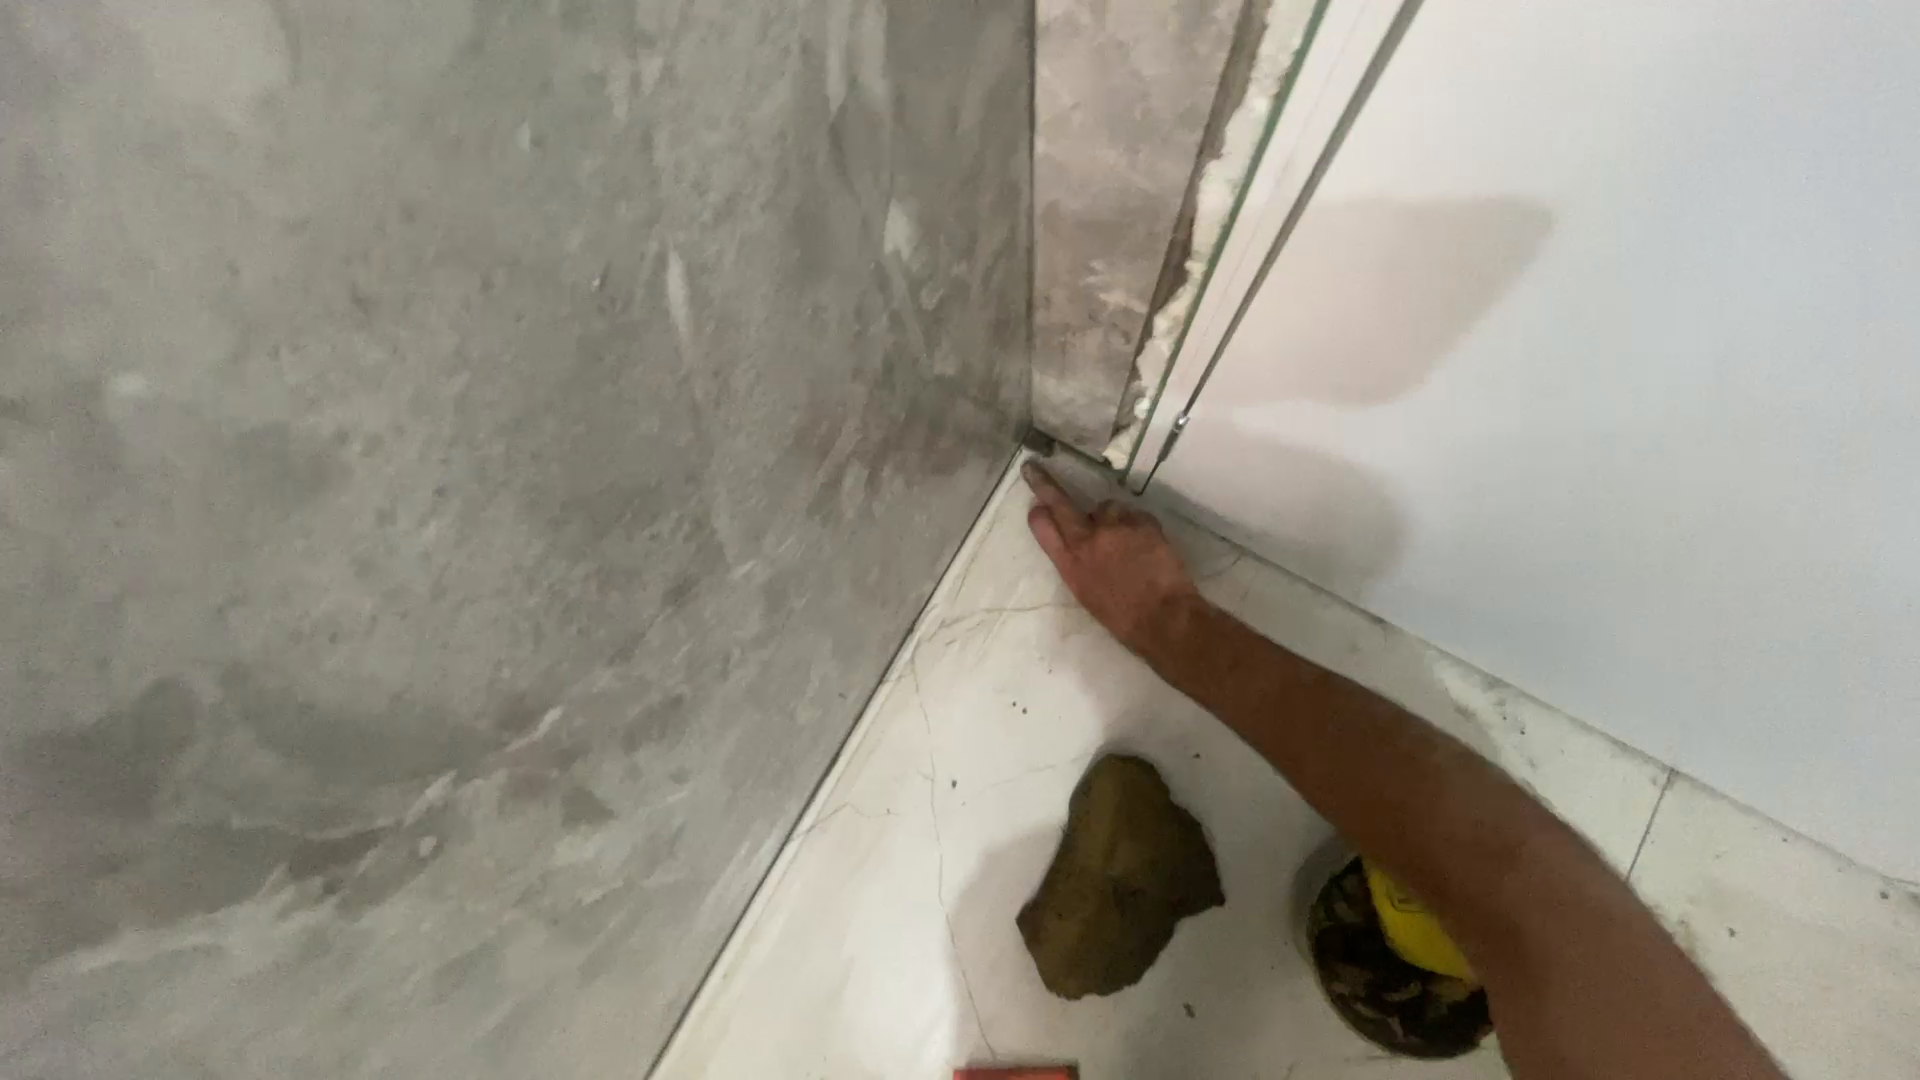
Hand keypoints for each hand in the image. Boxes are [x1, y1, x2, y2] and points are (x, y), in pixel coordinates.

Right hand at [1022, 461, 1204, 655]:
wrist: (1164, 618)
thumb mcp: (1087, 594)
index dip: (1038, 513)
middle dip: (1045, 484)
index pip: (1043, 528)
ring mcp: (1114, 527)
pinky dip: (1139, 525)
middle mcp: (1086, 540)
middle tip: (1035, 467)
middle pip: (1061, 504)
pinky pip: (1135, 514)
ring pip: (1107, 507)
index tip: (1036, 503)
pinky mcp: (1141, 522)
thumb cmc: (1124, 618)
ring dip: (1113, 518)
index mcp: (1069, 564)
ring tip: (1128, 541)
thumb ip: (1078, 563)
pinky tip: (1147, 545)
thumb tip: (1079, 543)